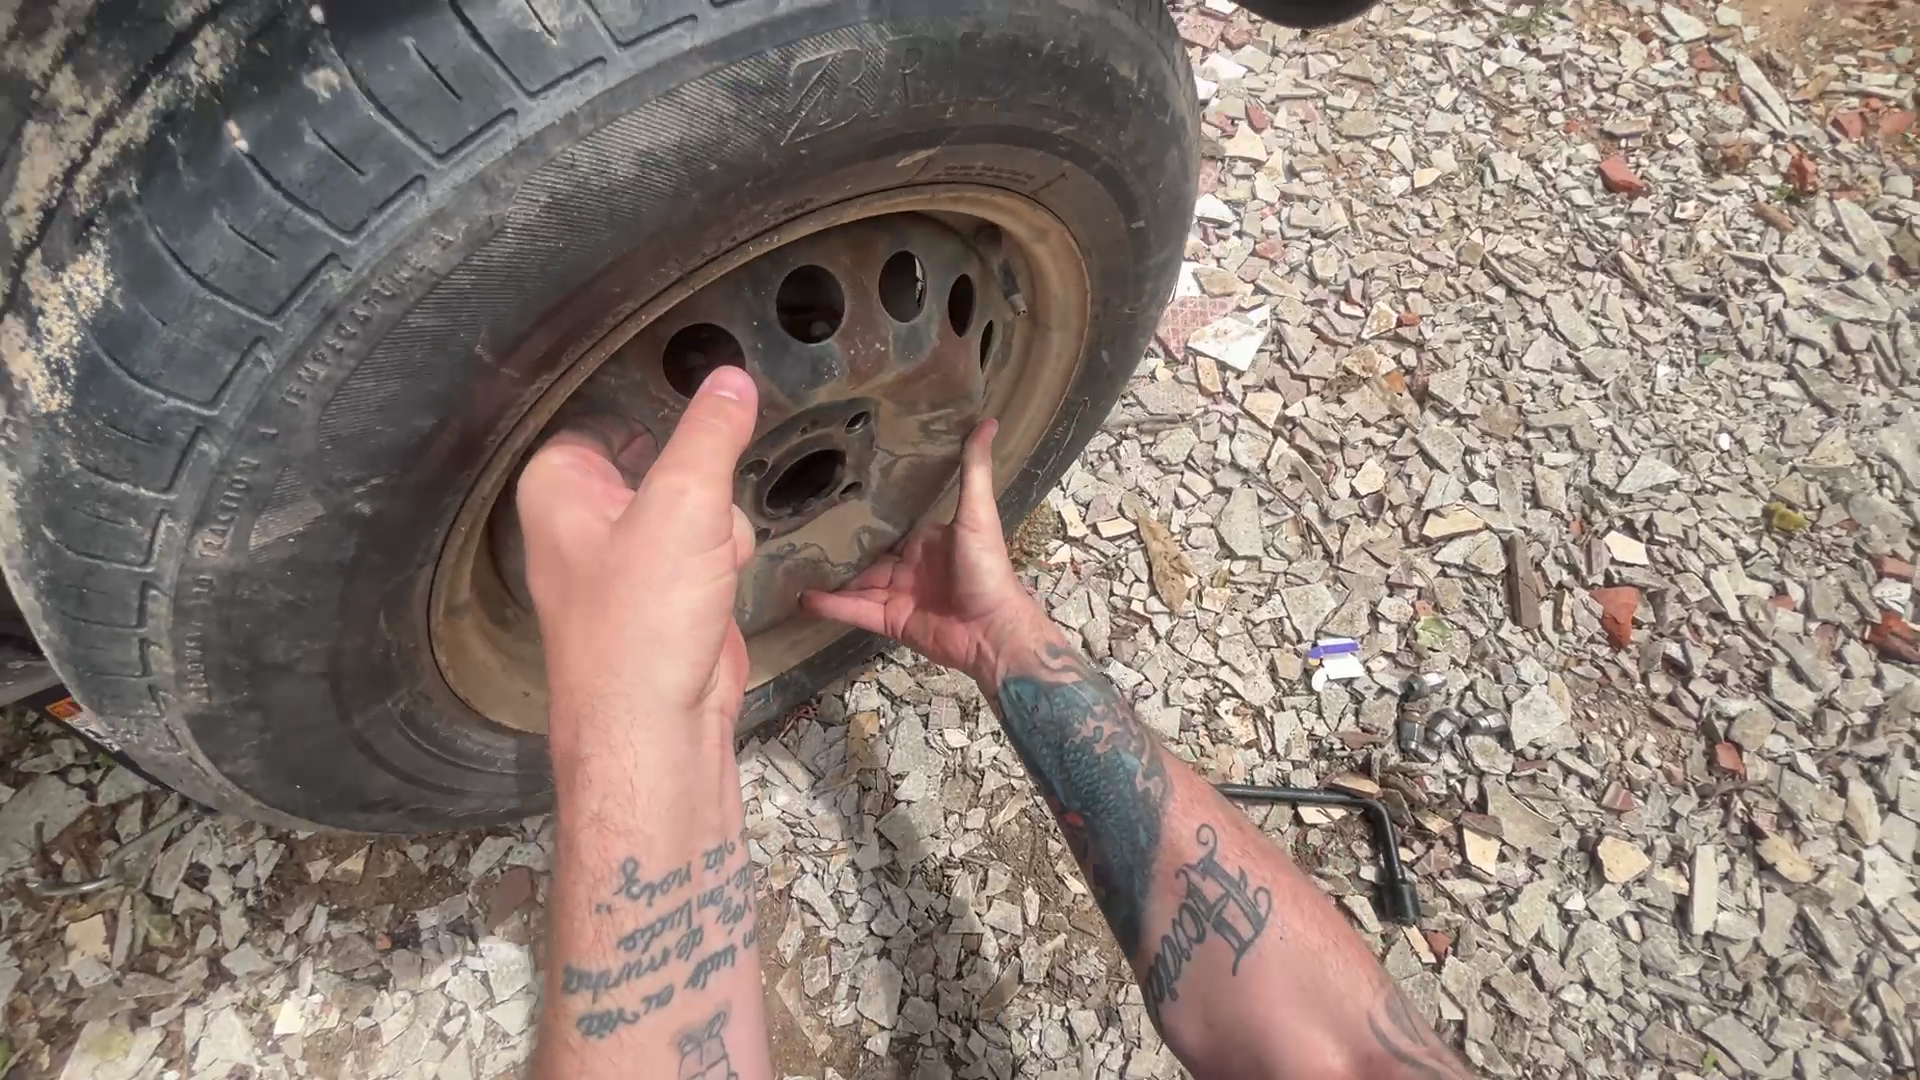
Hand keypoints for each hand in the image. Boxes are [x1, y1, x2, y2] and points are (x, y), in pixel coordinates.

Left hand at [515, 367, 759, 764]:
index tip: (710, 397)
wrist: (659, 722)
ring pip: (697, 500)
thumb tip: (732, 375)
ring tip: (712, 557)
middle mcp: (587, 515)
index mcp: (561, 485)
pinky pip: (708, 541)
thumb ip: (710, 434)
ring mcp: (630, 553)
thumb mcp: (683, 505)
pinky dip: (723, 553)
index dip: (660, 407)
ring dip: (720, 522)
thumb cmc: (646, 614)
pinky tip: (720, 581)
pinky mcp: (669, 585)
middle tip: (707, 504)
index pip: (613, 415)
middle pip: (666, 457)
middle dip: (704, 480)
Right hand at [801, 420, 1049, 684]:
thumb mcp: (977, 513)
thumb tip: (989, 420)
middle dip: (835, 545)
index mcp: (925, 539)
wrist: (993, 631)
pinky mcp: (889, 621)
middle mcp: (908, 565)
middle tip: (795, 526)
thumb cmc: (986, 567)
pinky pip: (855, 611)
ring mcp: (897, 594)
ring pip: (854, 583)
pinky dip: (830, 606)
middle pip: (864, 554)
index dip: (862, 512)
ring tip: (787, 563)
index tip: (829, 491)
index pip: (888, 524)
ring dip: (826, 576)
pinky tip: (801, 599)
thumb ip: (974, 470)